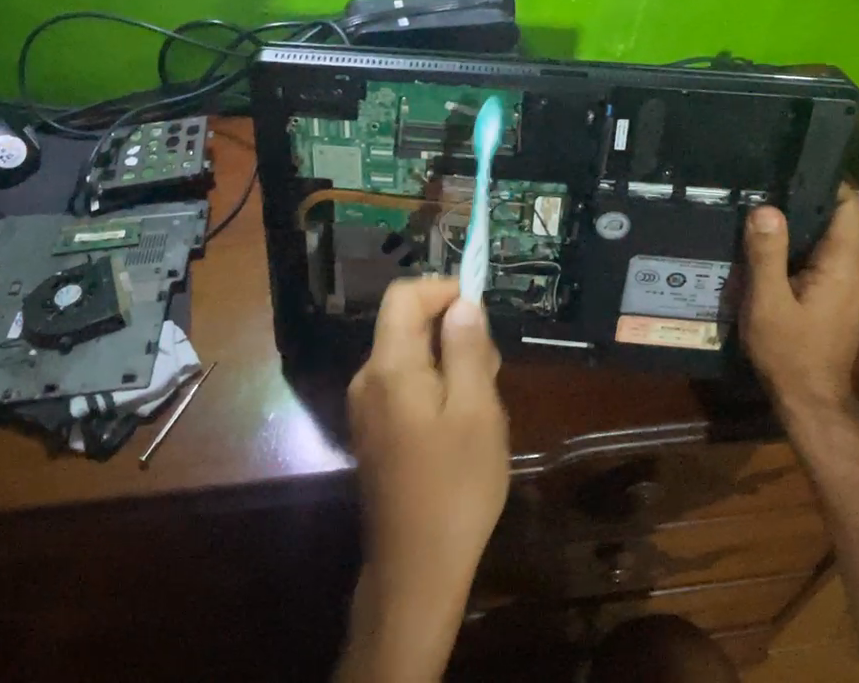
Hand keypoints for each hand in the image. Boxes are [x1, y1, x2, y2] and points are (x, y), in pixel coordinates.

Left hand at [339, 278, 508, 680]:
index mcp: (389, 366)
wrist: (415, 567)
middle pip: (408, 326)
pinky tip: (461, 431)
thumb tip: (462, 302)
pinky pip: (405, 388)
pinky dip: (436, 390)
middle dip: (453, 334)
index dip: (443, 289)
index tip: (482, 312)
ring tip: (482, 411)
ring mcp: (366, 408)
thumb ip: (468, 349)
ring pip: (411, 359)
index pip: (403, 296)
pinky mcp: (373, 433)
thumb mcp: (476, 411)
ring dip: (450, 366)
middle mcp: (367, 379)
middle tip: (493, 375)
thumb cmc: (455, 486)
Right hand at [741, 185, 858, 413]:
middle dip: (804, 202)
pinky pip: (830, 254)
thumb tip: (766, 208)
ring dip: (802, 225)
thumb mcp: (767, 302)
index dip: (822, 184)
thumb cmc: (788, 350)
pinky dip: (805, 246)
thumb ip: (767, 254)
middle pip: (841, 216)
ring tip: (762, 218)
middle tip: (762, 194)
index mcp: (847, 262)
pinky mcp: (846, 292)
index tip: (784, 176)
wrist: (810, 396)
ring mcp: (857, 281)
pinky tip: (773, 251)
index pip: (849, 204)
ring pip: (834, 235)